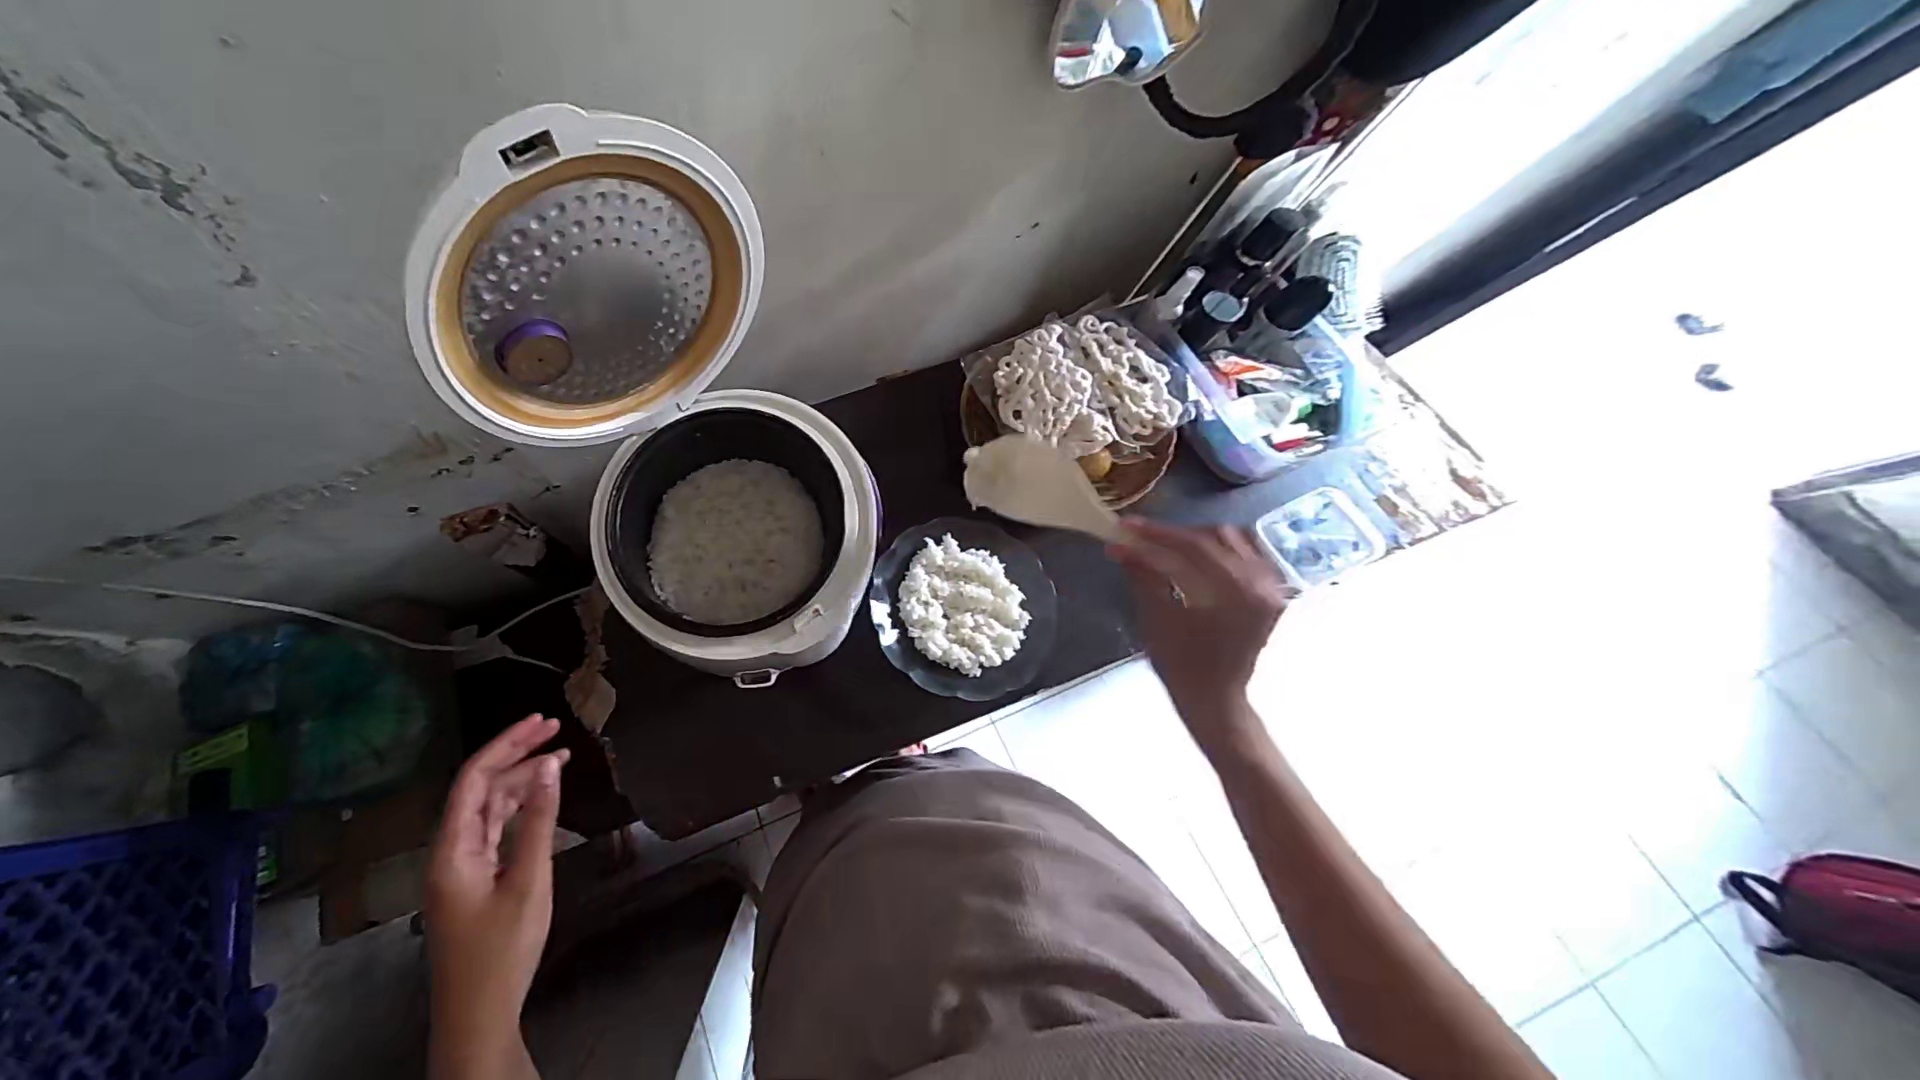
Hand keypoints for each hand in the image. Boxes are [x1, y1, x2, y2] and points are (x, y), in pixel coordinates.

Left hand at [425, 714, 568, 1075]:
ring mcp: (461, 866)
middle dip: (516, 755)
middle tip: (556, 729)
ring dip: (522, 780)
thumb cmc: (502, 948)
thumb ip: (540, 820)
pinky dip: (521, 807)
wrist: (479, 1012)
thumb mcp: (529, 879)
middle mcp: (450, 851)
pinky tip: (543, 797)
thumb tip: (549, 766)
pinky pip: (496, 829)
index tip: (542, 722)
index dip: (506, 745)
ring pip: (489, 808)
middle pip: (479, 789)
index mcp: (451, 849)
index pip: (473, 780)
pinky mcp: (476, 878)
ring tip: (560, 757)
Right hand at [1110, 520, 1290, 745]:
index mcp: (1236, 592)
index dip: (1154, 533)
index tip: (1124, 526)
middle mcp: (1261, 584)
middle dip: (1171, 535)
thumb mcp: (1159, 620)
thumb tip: (1120, 546)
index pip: (1192, 547)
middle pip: (1212, 539)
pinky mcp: (1267, 593)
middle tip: (1138, 535)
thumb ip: (1144, 576)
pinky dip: (1217, 550)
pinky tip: (1194, 557)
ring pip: (1232, 541)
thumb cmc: (1184, 668)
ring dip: (1195, 539)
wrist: (1215, 700)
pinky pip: (1245, 555)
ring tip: (1164, 544)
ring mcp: (1269, 588)